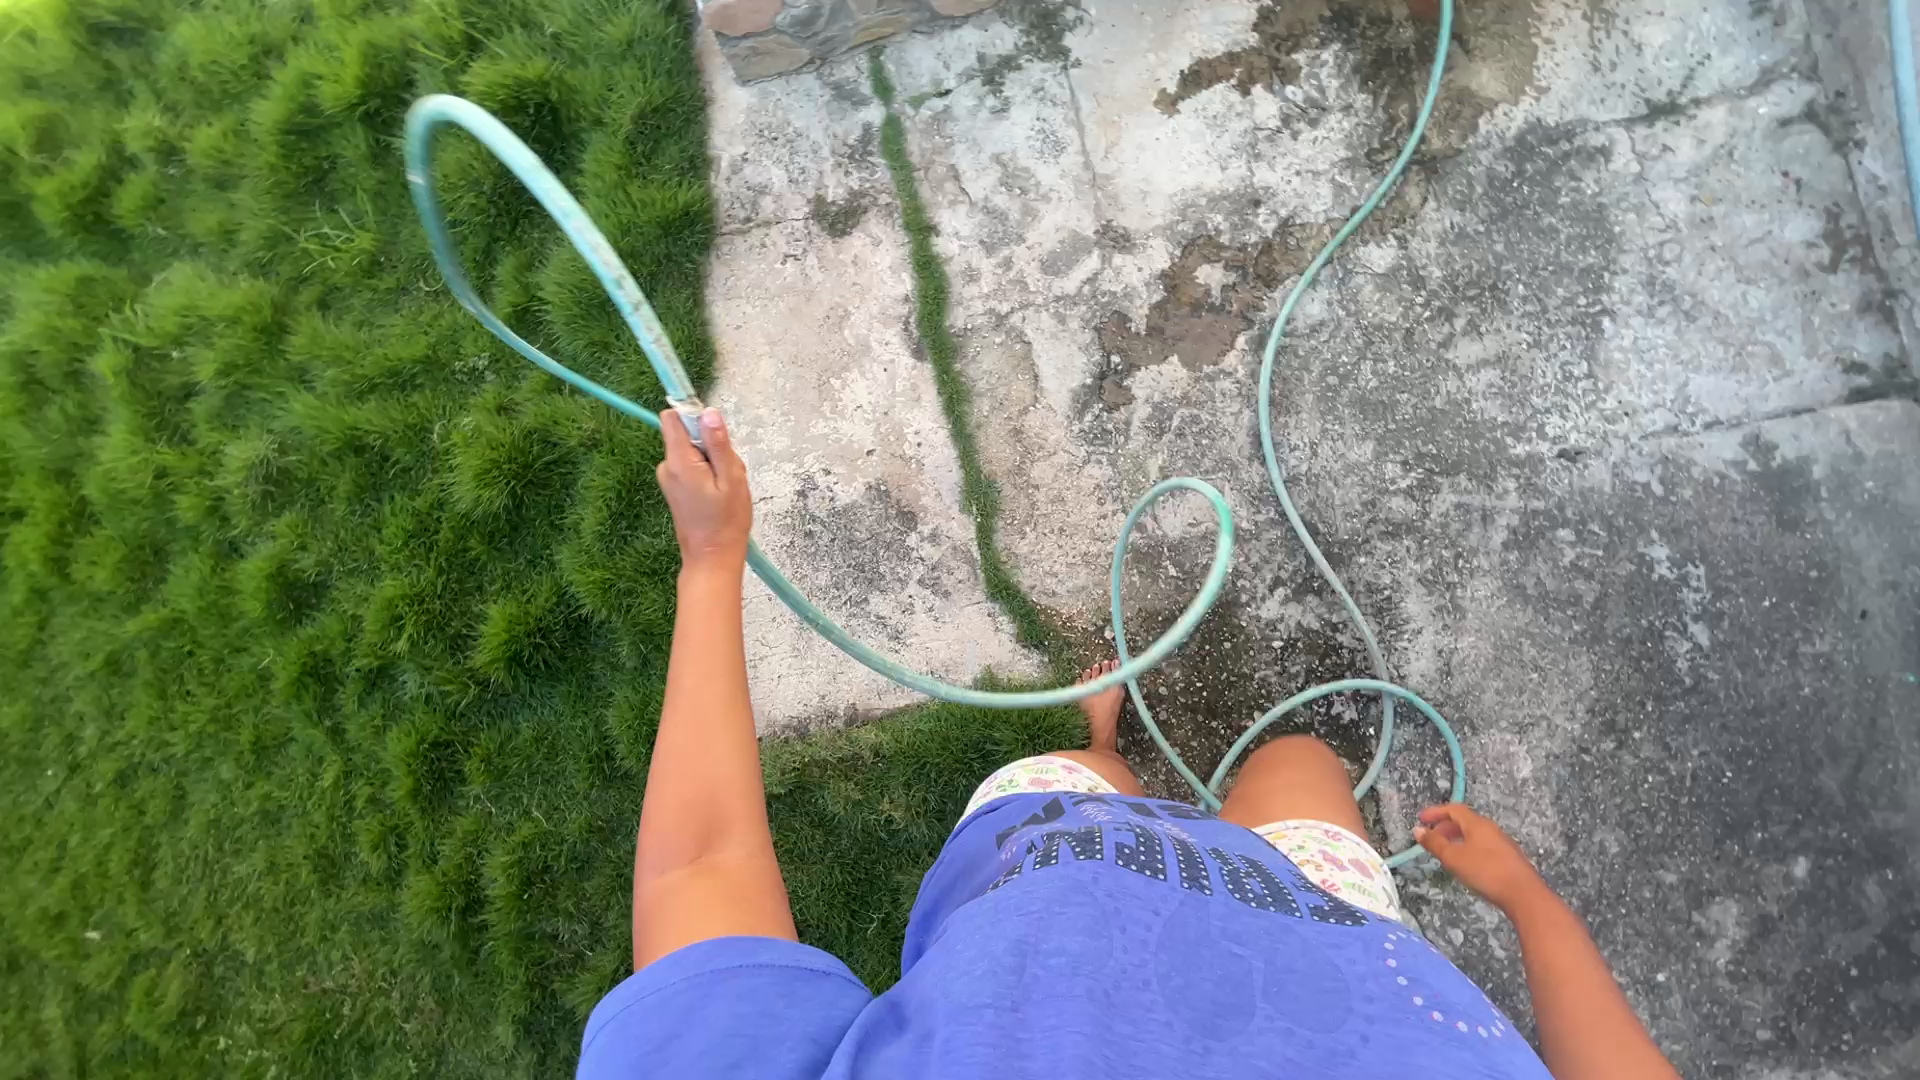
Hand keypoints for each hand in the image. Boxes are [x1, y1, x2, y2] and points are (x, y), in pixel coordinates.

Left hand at [656, 407, 751, 572]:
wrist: (712, 557)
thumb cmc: (726, 522)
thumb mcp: (732, 479)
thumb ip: (719, 444)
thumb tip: (708, 412)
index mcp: (679, 462)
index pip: (673, 418)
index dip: (693, 416)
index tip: (715, 431)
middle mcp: (667, 466)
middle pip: (687, 435)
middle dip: (712, 445)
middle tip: (728, 472)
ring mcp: (669, 478)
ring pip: (694, 452)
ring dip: (714, 462)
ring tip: (726, 488)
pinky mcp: (675, 487)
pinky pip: (693, 466)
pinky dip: (709, 474)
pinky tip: (720, 493)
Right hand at [1414, 803, 1550, 912]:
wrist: (1526, 897)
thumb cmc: (1485, 871)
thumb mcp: (1453, 857)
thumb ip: (1434, 843)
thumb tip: (1418, 830)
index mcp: (1478, 824)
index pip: (1454, 809)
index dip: (1435, 812)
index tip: (1421, 819)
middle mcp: (1492, 830)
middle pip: (1465, 821)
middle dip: (1445, 826)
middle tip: (1432, 837)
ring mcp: (1504, 845)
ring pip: (1475, 835)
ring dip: (1458, 839)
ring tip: (1447, 852)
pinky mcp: (1511, 860)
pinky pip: (1485, 846)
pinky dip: (1470, 848)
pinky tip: (1468, 864)